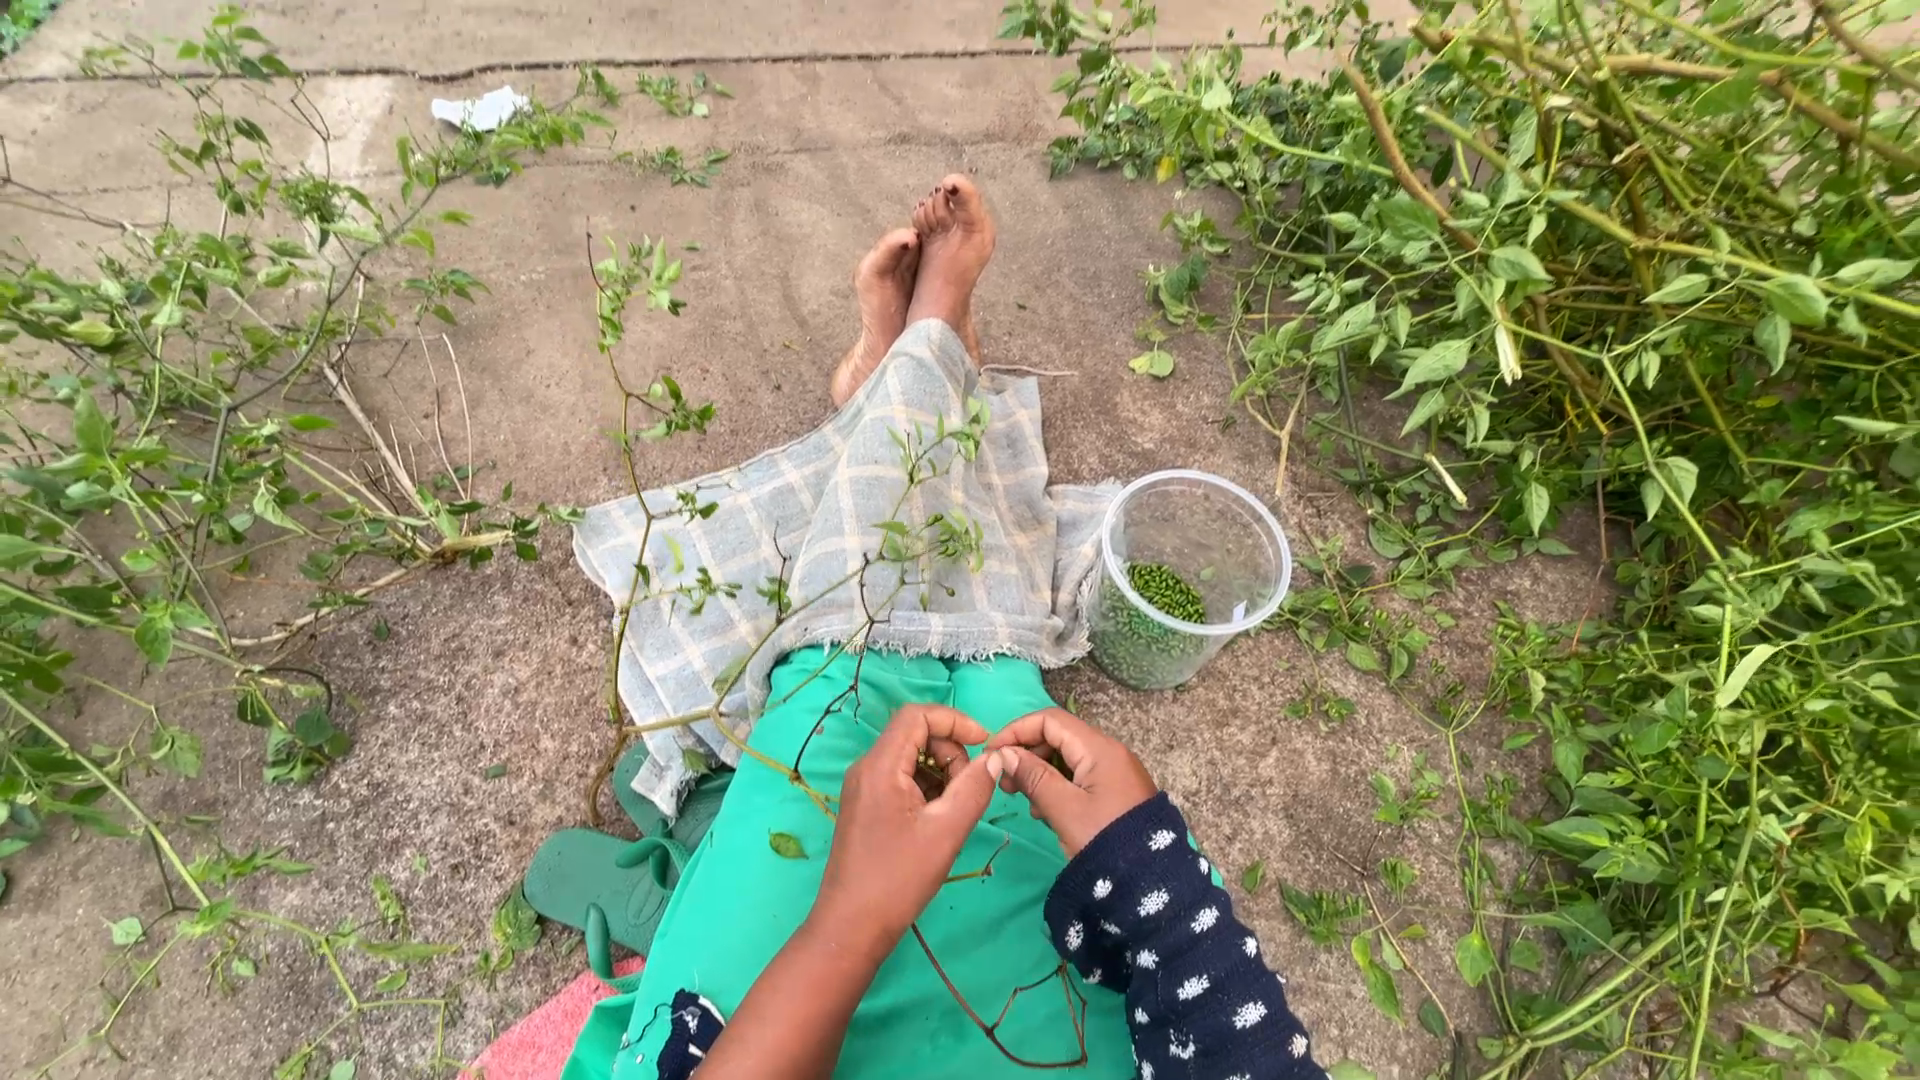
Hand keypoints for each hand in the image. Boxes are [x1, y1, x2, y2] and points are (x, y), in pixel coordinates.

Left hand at [813, 704, 1003, 948]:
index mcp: (880, 765)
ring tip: (956, 808)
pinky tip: (939, 819)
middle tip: (970, 786)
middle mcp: (866, 768)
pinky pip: (900, 778)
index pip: (916, 715)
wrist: (850, 928)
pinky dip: (926, 787)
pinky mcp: (866, 806)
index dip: (954, 720)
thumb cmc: (898, 879)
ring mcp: (863, 787)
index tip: (984, 743)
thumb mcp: (946, 831)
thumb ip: (974, 788)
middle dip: (949, 750)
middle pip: (914, 734)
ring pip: (909, 757)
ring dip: (940, 771)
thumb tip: (995, 757)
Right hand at [985, 707, 1156, 856]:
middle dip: (1027, 754)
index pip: (1050, 720)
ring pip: (1067, 758)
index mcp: (1099, 748)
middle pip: (1058, 736)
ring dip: (1041, 773)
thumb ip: (1033, 777)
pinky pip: (1080, 776)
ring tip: (1027, 803)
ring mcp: (1115, 772)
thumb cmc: (1105, 841)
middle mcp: (1109, 752)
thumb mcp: (1064, 809)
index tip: (993, 754)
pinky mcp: (1116, 791)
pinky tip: (1047, 812)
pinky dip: (1058, 786)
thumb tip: (1004, 754)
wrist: (1153, 883)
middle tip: (1005, 783)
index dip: (1017, 730)